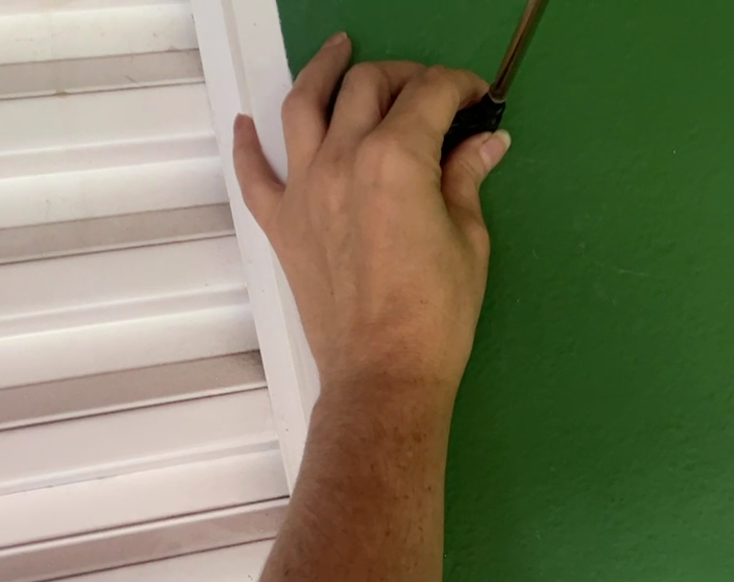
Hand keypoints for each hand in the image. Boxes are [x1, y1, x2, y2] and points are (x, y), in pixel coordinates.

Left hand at [233, 33, 511, 400]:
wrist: (384, 376)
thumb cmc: (437, 318)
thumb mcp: (468, 243)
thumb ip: (467, 181)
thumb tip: (486, 143)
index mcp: (396, 158)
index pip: (429, 96)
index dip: (459, 86)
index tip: (477, 97)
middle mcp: (343, 159)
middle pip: (366, 87)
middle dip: (404, 75)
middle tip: (426, 89)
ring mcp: (303, 190)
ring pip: (304, 106)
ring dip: (323, 70)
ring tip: (337, 52)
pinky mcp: (281, 227)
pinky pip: (254, 175)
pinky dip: (248, 145)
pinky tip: (247, 124)